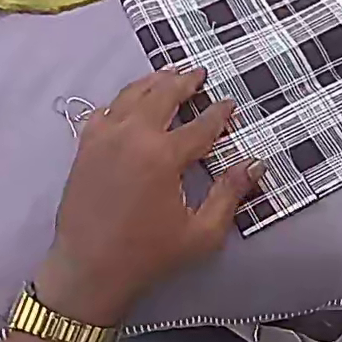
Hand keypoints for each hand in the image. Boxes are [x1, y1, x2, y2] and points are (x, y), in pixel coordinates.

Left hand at [35, 68, 261, 326]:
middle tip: (199, 73)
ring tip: (168, 75)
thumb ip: (229, 194)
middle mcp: (132, 136)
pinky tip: (129, 103)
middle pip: (162, 95)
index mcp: (163, 156)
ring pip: (130, 95)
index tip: (231, 104)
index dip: (219, 114)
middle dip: (183, 81)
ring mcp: (103, 138)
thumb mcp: (202, 232)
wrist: (89, 268)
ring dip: (153, 82)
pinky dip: (121, 101)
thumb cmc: (150, 254)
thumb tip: (255, 164)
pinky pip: (105, 111)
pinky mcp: (85, 147)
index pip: (200, 126)